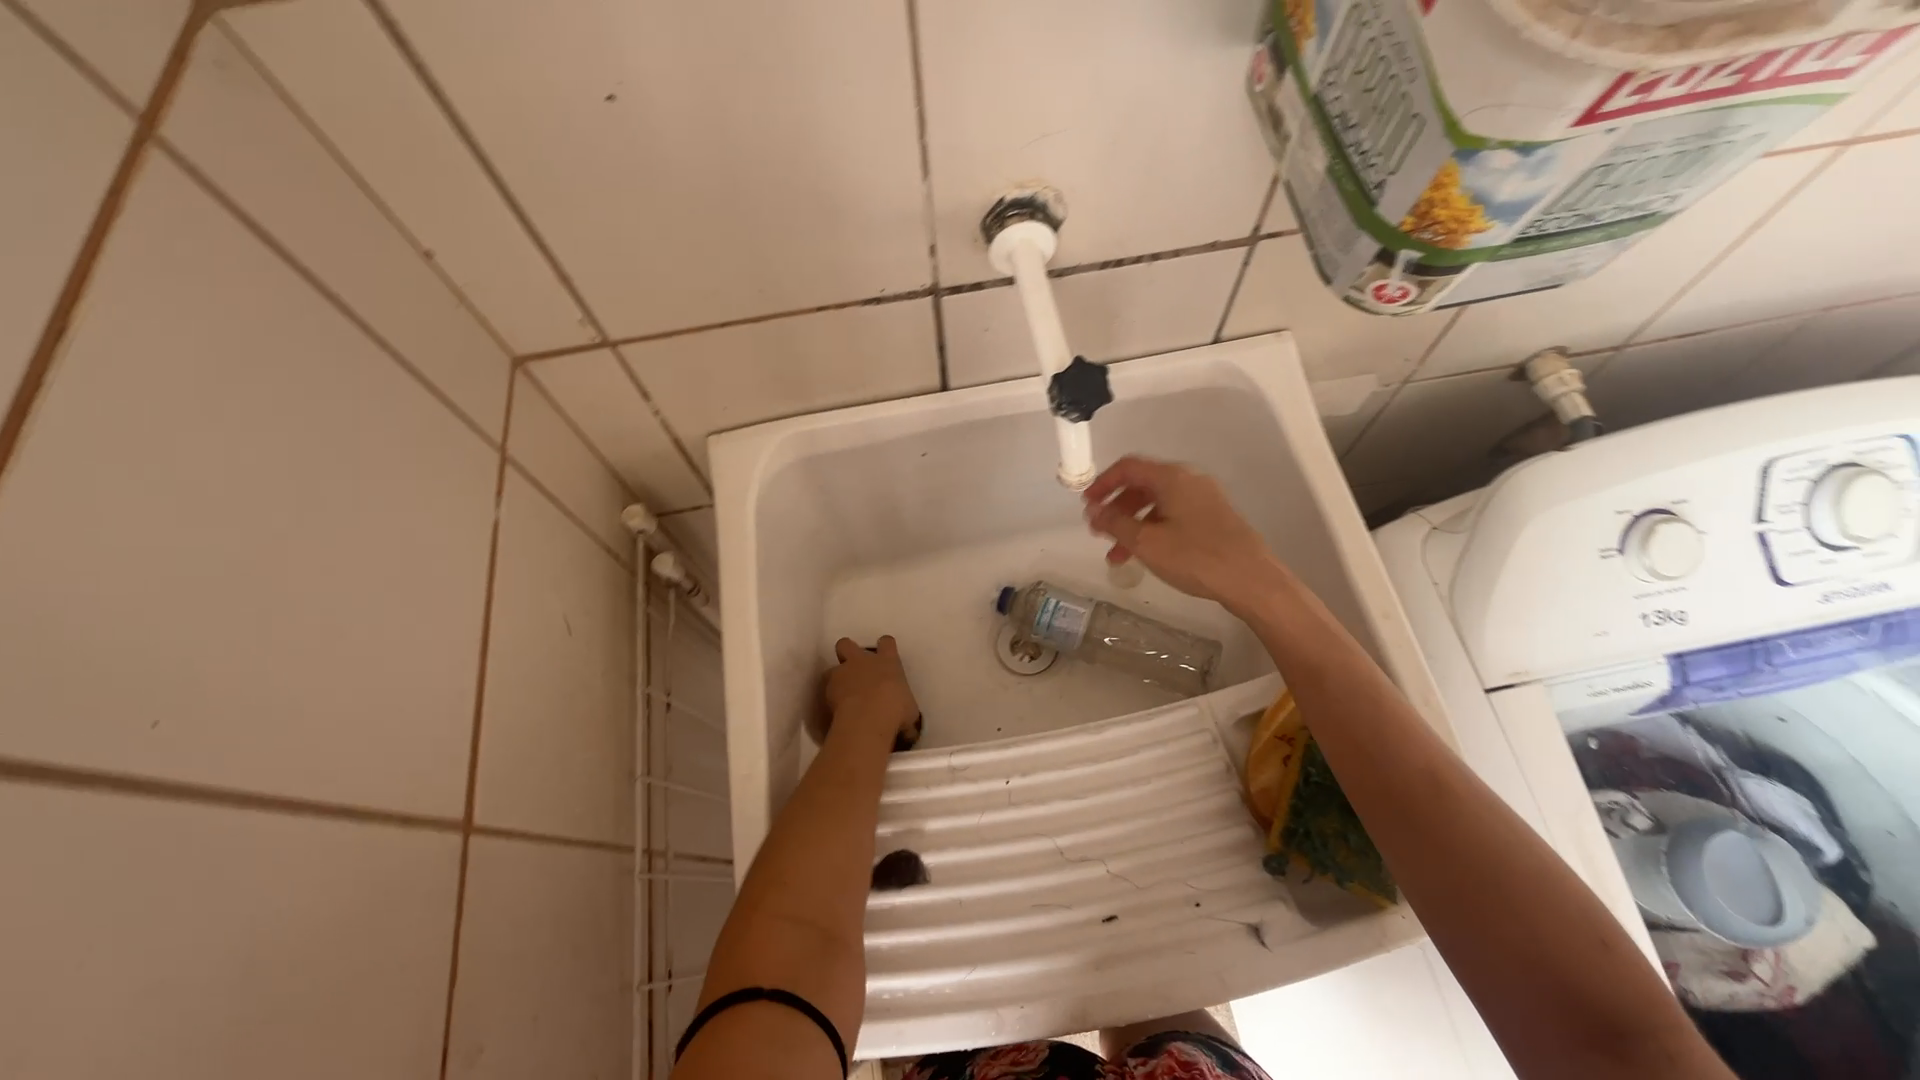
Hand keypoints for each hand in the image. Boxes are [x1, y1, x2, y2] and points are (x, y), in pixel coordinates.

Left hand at [818, 636, 920, 742]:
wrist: (868, 720)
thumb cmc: (896, 713)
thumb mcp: (909, 713)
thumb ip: (905, 711)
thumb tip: (908, 727)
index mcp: (888, 662)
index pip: (887, 643)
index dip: (885, 648)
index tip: (885, 657)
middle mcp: (863, 661)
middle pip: (847, 644)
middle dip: (847, 653)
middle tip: (854, 668)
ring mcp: (843, 672)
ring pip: (832, 668)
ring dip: (837, 679)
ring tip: (842, 696)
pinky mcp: (828, 688)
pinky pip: (827, 689)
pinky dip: (830, 698)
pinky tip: (836, 710)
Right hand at [1083, 456, 1279, 609]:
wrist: (1251, 579)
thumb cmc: (1195, 557)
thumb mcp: (1147, 543)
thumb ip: (1116, 524)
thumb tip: (1094, 511)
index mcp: (1172, 477)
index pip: (1128, 467)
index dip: (1102, 482)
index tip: (1086, 504)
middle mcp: (1189, 480)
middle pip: (1143, 484)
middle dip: (1116, 507)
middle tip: (1098, 531)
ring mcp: (1204, 498)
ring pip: (1157, 504)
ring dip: (1133, 524)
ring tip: (1117, 555)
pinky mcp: (1214, 517)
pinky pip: (1174, 515)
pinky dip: (1153, 529)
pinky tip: (1146, 555)